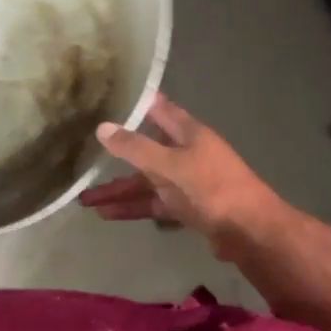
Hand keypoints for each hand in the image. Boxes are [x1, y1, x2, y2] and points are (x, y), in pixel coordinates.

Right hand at [79, 94, 284, 249]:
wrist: (248, 231)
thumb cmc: (212, 188)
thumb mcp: (170, 165)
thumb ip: (135, 148)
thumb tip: (101, 127)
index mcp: (188, 134)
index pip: (158, 110)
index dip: (134, 104)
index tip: (104, 100)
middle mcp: (185, 154)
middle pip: (144, 150)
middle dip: (114, 156)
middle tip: (81, 156)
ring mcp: (184, 182)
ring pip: (144, 182)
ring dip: (116, 189)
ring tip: (84, 199)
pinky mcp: (183, 207)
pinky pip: (150, 204)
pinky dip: (130, 208)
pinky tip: (105, 214)